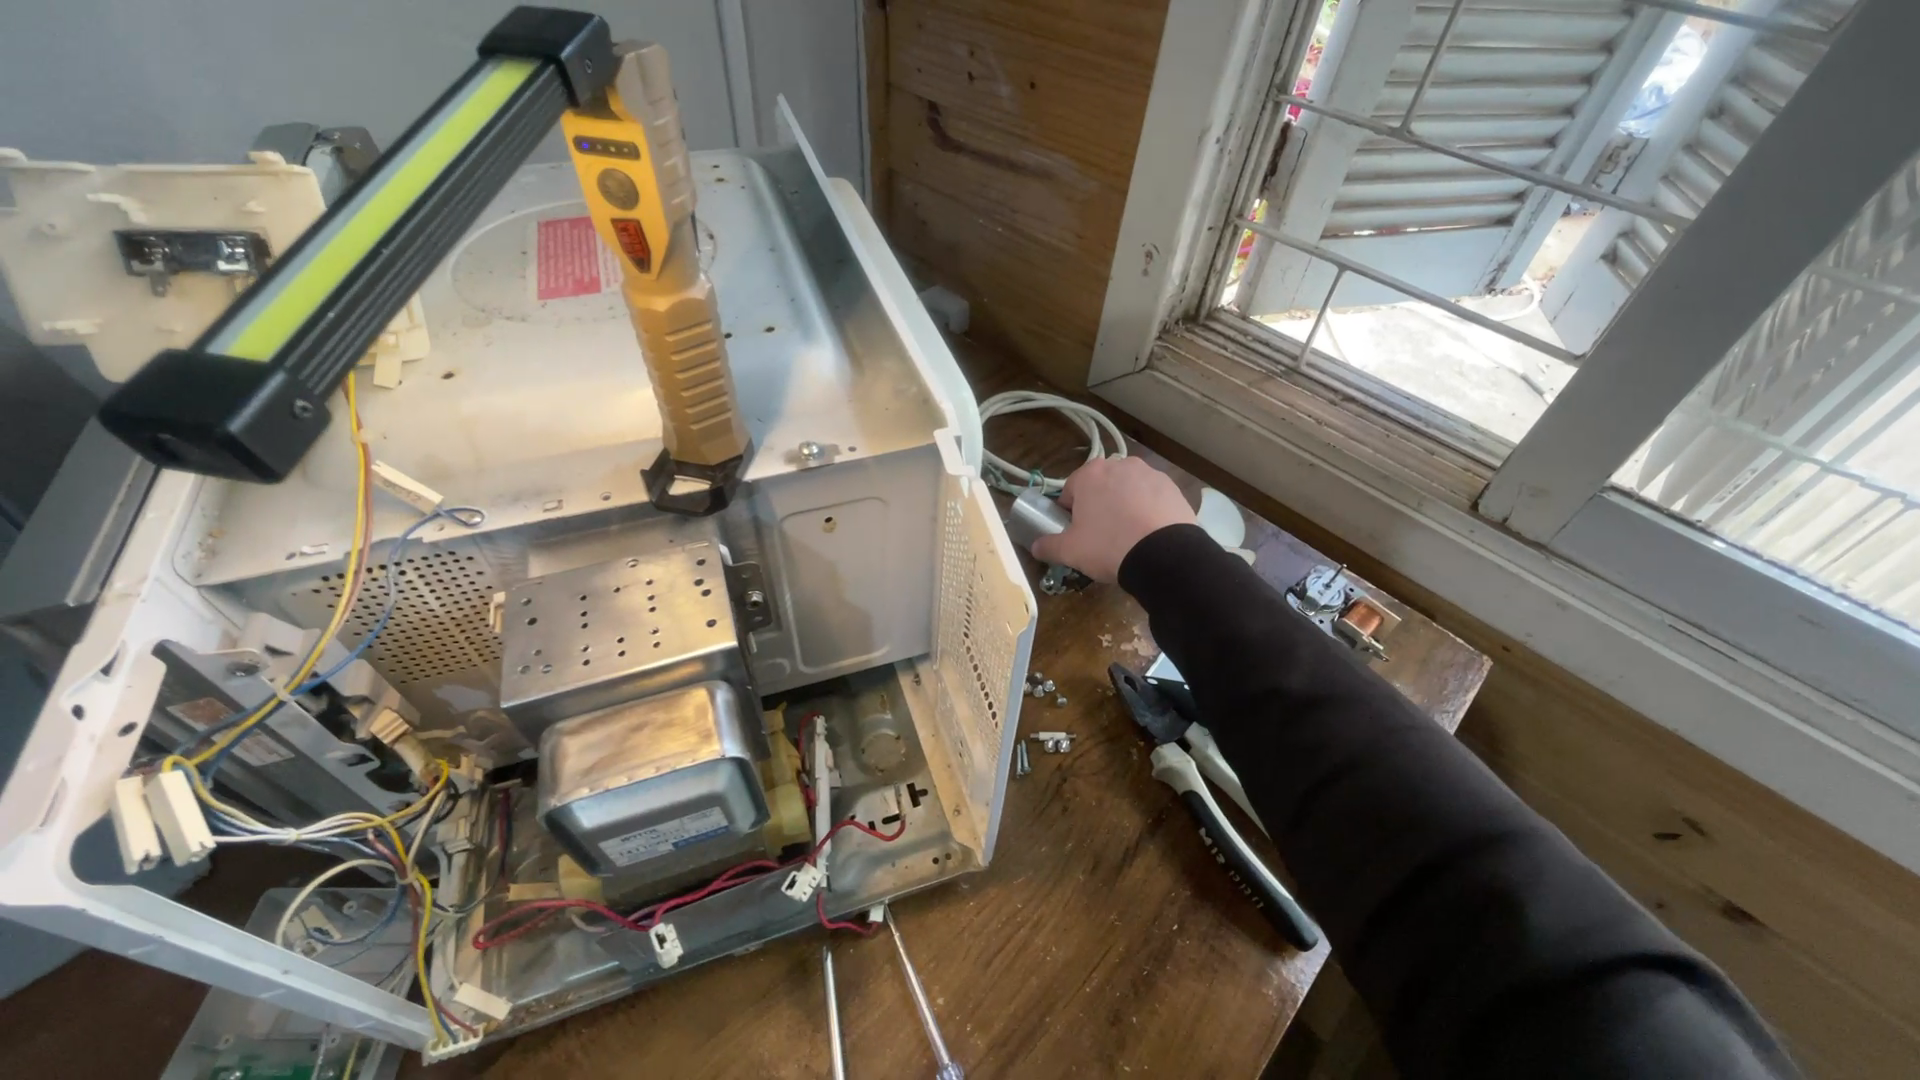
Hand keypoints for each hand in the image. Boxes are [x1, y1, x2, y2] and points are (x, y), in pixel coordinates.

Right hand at [1030, 457, 1194, 582]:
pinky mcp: (1172, 487)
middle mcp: (1119, 465)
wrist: (1164, 554)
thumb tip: (1035, 546)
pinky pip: (1152, 498)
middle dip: (1099, 507)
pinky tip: (1149, 534)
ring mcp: (1149, 473)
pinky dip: (1148, 511)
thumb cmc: (1109, 546)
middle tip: (1102, 536)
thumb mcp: (1071, 551)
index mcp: (1090, 474)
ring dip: (1125, 506)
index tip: (1077, 533)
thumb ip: (1049, 546)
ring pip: (1128, 491)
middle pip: (1101, 487)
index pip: (1070, 492)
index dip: (1070, 514)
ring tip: (1129, 536)